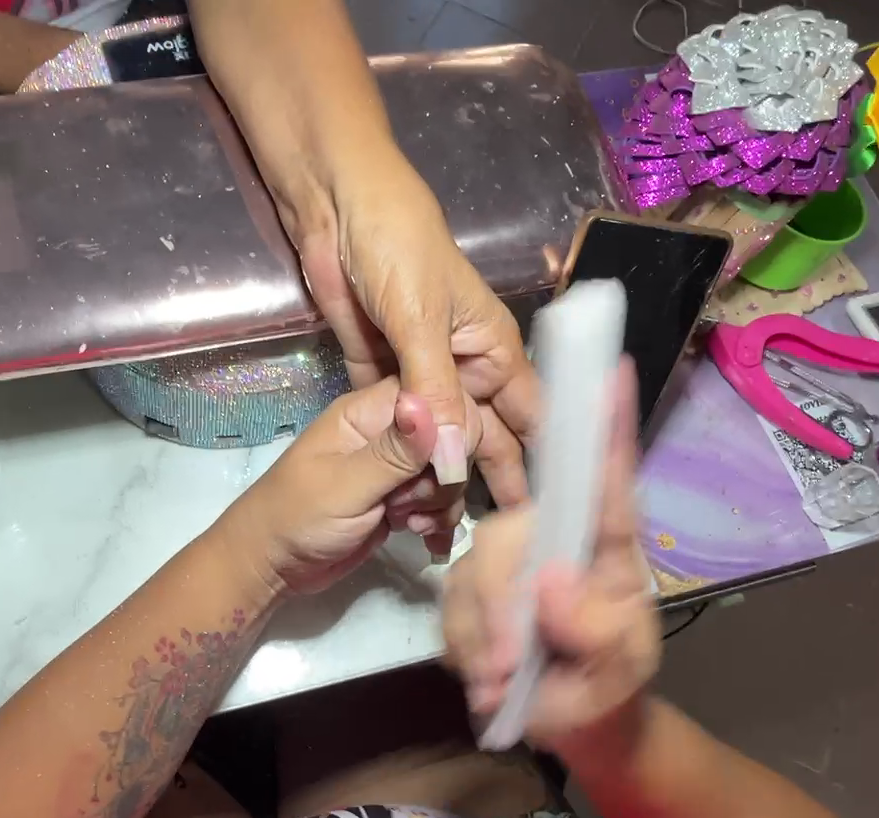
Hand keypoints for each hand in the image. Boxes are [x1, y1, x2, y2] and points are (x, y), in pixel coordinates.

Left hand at [219, 377, 437, 595]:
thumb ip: (393, 452)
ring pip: (447, 472)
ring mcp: (394, 468)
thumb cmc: (297, 518)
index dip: (448, 431)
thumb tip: (431, 405)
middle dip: (442, 476)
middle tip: (408, 504)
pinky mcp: (399, 498)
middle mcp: (385, 432)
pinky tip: (424, 538)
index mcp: (366, 412)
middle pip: (447, 437)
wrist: (273, 565)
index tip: (439, 470)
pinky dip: (438, 520)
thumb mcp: (345, 486)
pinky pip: (438, 500)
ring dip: (440, 502)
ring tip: (409, 524)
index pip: (432, 396)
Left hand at [283, 158, 542, 552]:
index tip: (545, 514)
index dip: (540, 461)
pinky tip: (413, 508)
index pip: (529, 414)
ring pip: (445, 444)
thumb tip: (459, 461)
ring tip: (451, 536)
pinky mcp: (384, 389)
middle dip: (492, 486)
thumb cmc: (393, 250)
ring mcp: (422, 384)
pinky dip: (409, 468)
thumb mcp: (419, 322)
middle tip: (501, 545)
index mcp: (491, 349)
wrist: (333, 213)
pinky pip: (405, 436)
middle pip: (487, 439)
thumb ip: (437, 392)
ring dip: (447, 485)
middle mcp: (463, 372)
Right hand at [441, 364, 659, 751]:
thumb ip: (596, 630)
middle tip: (508, 672)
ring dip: (479, 639)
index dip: (608, 430)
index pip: (606, 484)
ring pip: (469, 575)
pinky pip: (447, 605)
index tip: (612, 374)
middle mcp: (551, 540)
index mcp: (604, 547)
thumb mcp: (619, 667)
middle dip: (497, 605)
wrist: (571, 723)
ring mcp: (505, 564)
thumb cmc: (609, 687)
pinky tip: (489, 682)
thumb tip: (550, 581)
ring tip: (502, 688)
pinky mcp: (469, 591)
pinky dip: (463, 648)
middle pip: (506, 535)